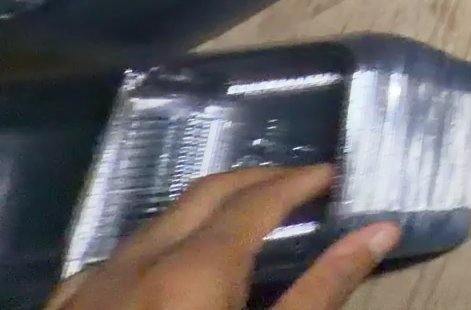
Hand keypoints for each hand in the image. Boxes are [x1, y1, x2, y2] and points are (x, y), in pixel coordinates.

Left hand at [47, 165, 399, 309]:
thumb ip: (324, 286)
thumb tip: (384, 229)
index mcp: (196, 265)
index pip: (261, 197)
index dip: (302, 180)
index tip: (334, 175)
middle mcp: (139, 264)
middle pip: (206, 194)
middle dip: (258, 180)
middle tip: (299, 184)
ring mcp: (86, 294)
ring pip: (153, 224)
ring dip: (204, 210)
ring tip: (239, 221)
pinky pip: (101, 267)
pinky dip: (146, 249)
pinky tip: (157, 269)